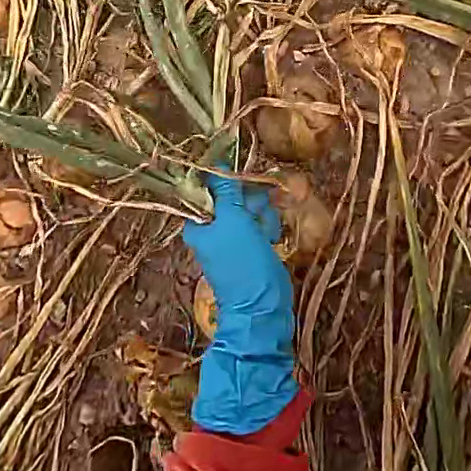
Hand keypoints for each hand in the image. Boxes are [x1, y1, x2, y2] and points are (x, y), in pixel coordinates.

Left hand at [184, 171, 297, 433]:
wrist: (263, 306)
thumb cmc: (243, 263)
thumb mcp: (233, 222)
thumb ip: (226, 193)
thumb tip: (217, 165)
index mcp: (199, 223)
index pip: (211, 189)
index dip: (229, 185)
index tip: (243, 188)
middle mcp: (214, 228)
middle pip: (235, 197)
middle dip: (251, 202)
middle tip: (257, 213)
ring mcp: (234, 238)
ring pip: (252, 208)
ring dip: (263, 215)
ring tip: (266, 232)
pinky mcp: (252, 245)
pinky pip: (261, 223)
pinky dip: (267, 227)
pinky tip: (271, 239)